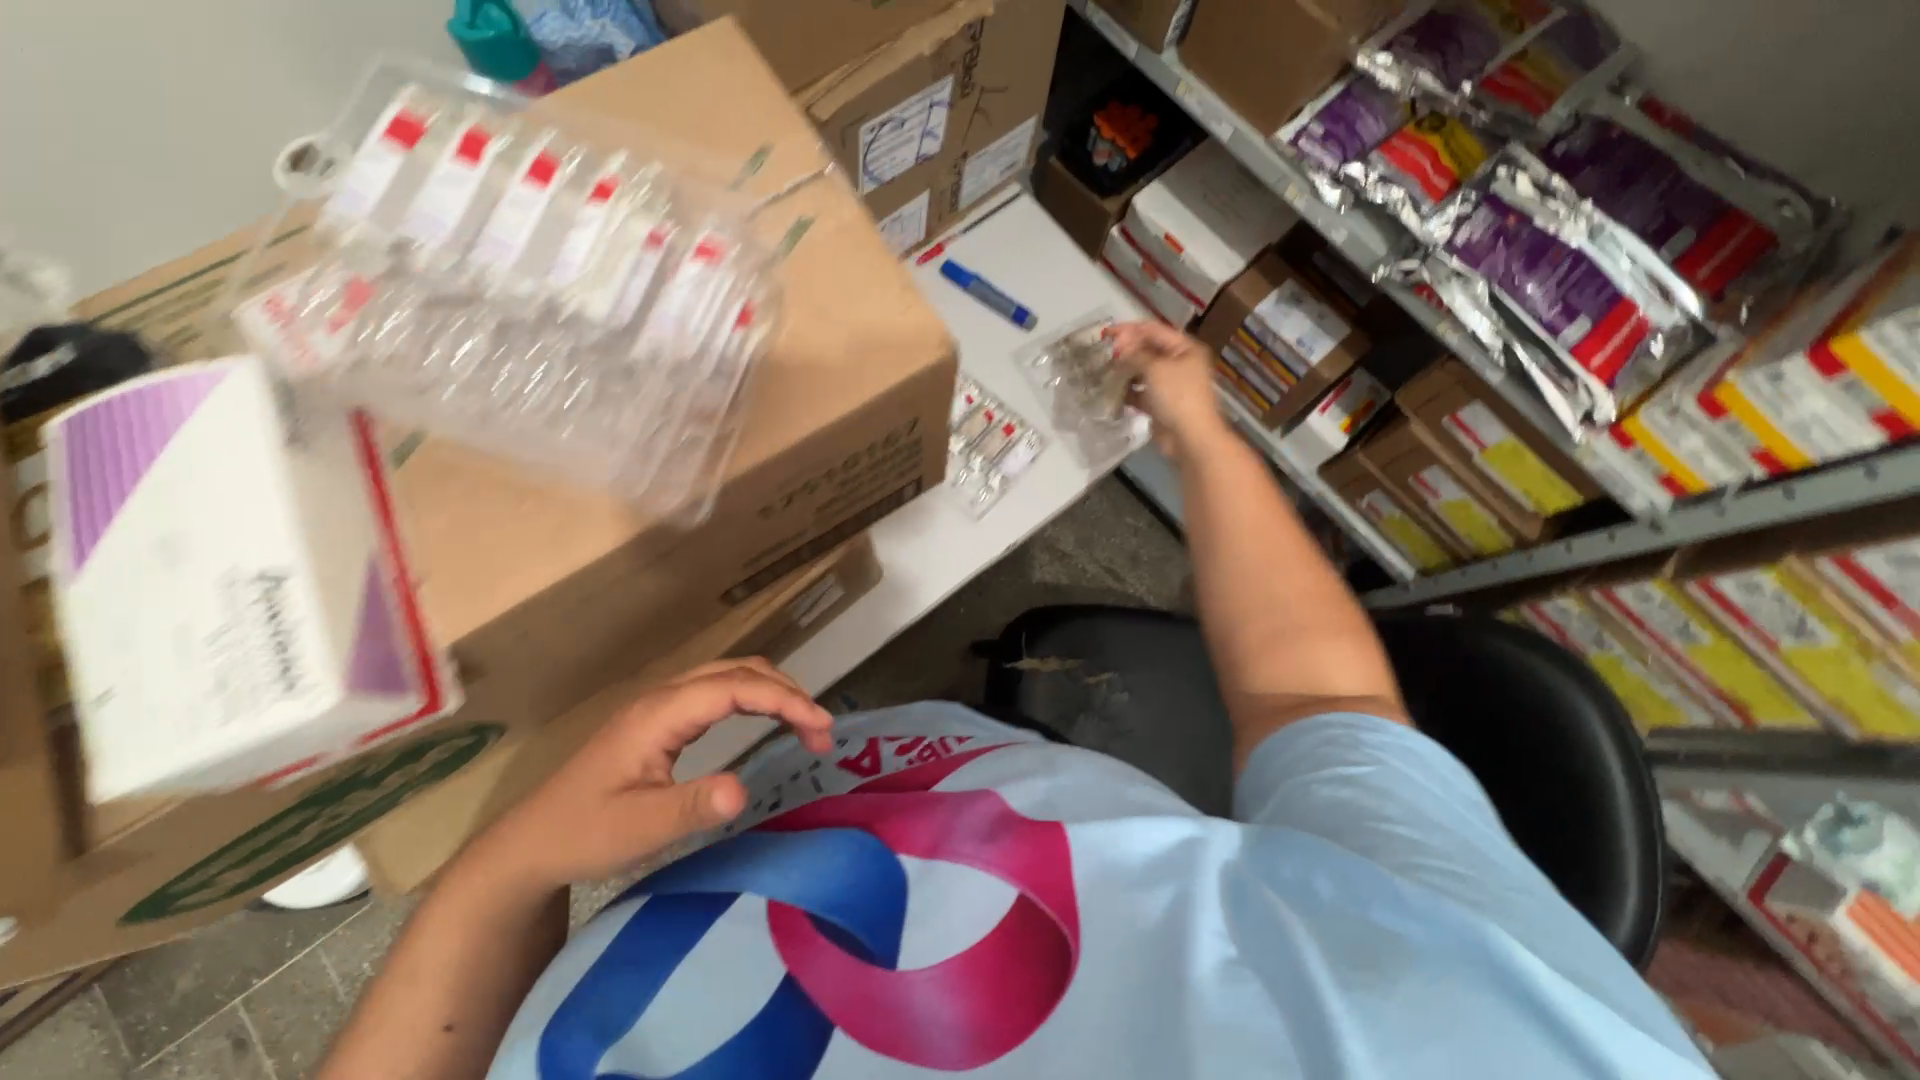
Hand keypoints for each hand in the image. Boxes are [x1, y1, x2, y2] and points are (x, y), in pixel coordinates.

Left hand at [465, 659, 832, 895]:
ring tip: (805, 725)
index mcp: (659, 714)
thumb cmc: (583, 835)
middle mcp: (661, 699)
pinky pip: (716, 692)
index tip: (822, 729)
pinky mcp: (657, 722)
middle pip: (737, 670)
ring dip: (771, 691)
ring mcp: (658, 707)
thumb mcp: (639, 829)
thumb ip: (691, 807)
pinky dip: (752, 699)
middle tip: (822, 732)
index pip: (735, 687)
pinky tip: (763, 721)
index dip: (785, 700)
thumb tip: (744, 789)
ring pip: (727, 676)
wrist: (530, 844)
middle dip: (787, 691)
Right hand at [1106, 321, 1228, 458]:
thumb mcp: (1155, 368)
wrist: (1190, 437)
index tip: (1106, 332)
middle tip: (1103, 352)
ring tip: (1104, 369)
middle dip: (1127, 351)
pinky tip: (1111, 391)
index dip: (1130, 330)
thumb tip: (1119, 341)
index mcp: (1185, 348)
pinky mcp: (1162, 404)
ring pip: (1144, 372)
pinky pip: (1142, 392)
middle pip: (1149, 350)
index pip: (1154, 330)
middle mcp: (1180, 362)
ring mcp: (1171, 385)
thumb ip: (1135, 353)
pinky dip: (1129, 391)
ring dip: (1126, 371)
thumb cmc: (1177, 396)